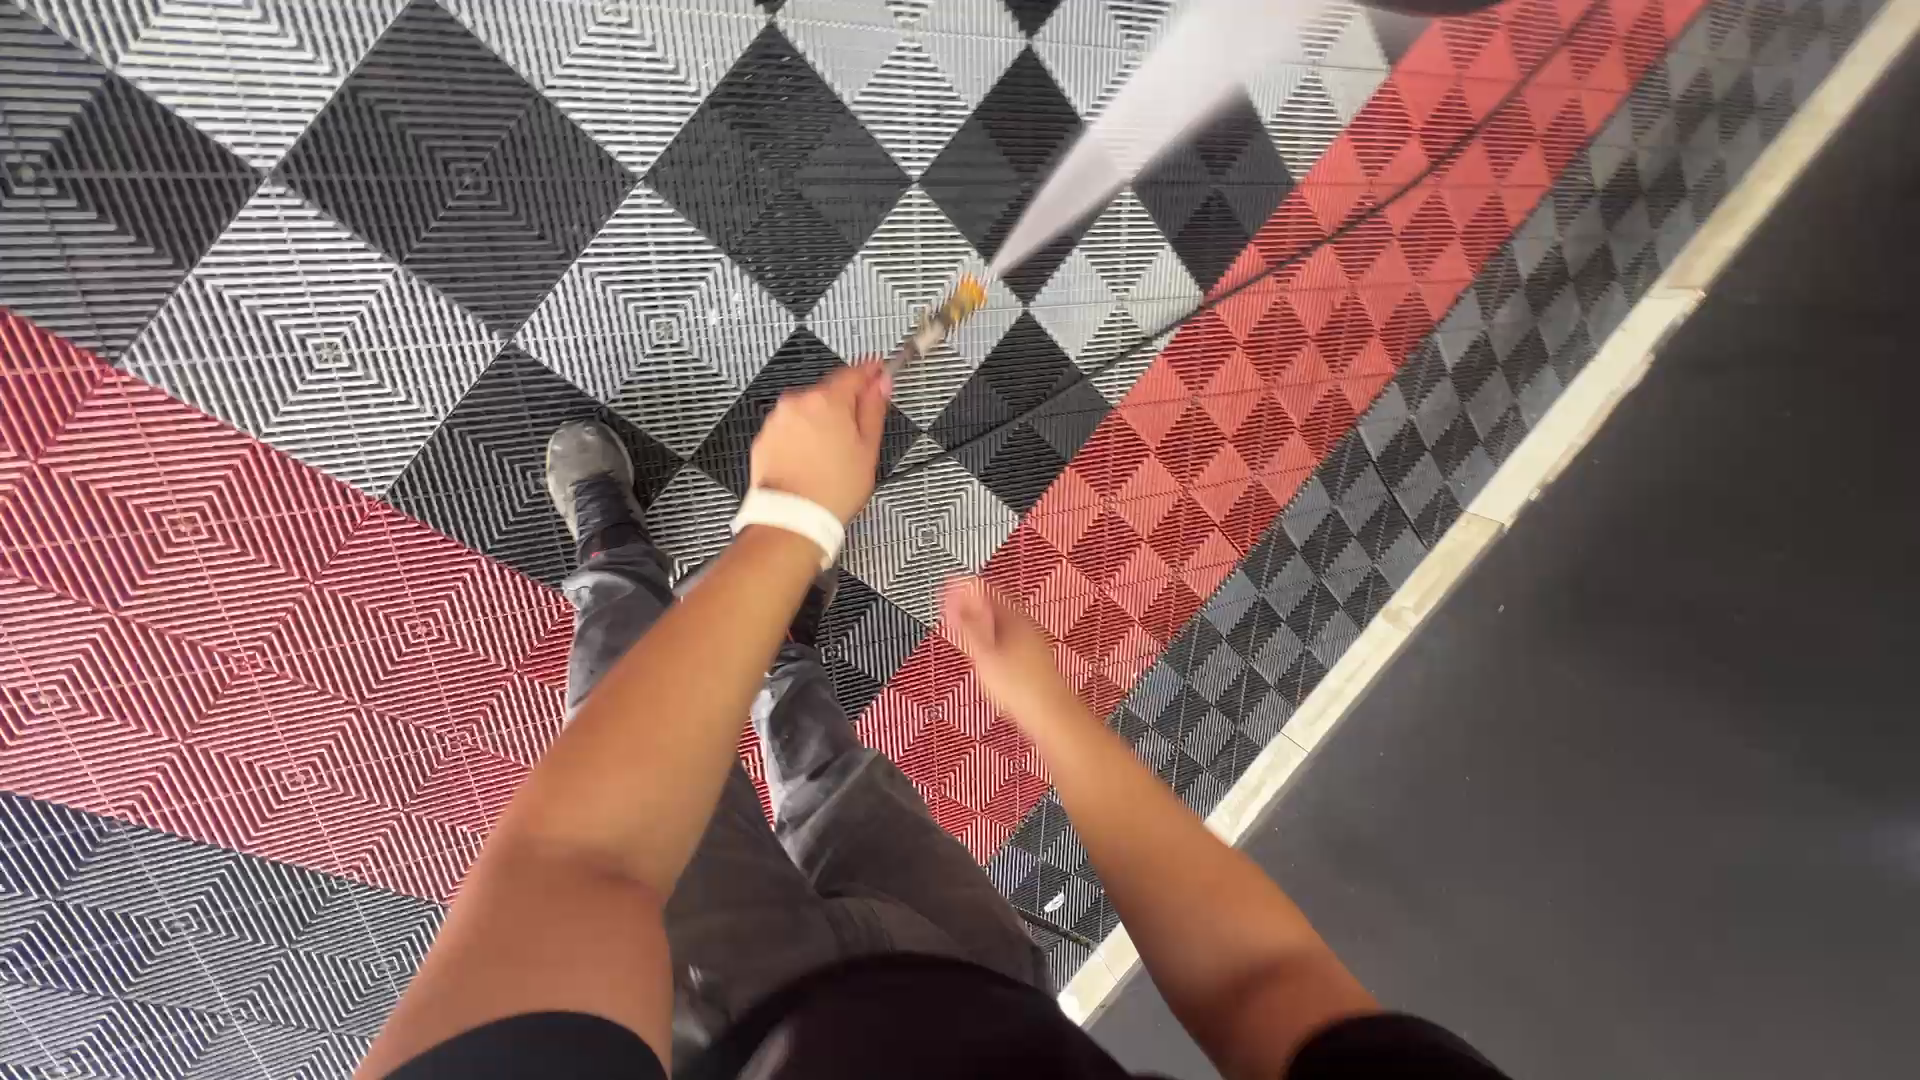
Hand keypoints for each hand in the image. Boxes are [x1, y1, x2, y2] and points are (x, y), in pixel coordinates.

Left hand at [749, 363, 891, 523]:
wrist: (793, 518)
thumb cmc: (831, 489)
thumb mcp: (867, 449)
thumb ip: (874, 409)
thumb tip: (881, 384)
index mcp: (827, 401)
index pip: (854, 373)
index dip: (870, 372)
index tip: (878, 371)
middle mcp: (797, 403)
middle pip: (828, 393)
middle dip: (843, 408)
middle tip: (855, 436)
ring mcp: (778, 420)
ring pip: (807, 412)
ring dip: (820, 425)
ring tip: (831, 458)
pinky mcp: (765, 438)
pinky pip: (789, 430)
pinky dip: (801, 440)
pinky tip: (811, 463)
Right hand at [942, 577, 1086, 729]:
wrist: (1050, 715)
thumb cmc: (1020, 687)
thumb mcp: (984, 654)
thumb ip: (968, 626)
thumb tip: (954, 601)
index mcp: (1015, 619)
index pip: (987, 590)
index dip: (966, 586)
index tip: (950, 583)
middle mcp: (1026, 627)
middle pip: (996, 606)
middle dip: (973, 603)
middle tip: (954, 603)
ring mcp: (1032, 644)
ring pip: (1002, 624)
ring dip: (982, 621)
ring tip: (965, 626)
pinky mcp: (1033, 661)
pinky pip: (1008, 639)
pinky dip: (991, 638)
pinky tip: (985, 652)